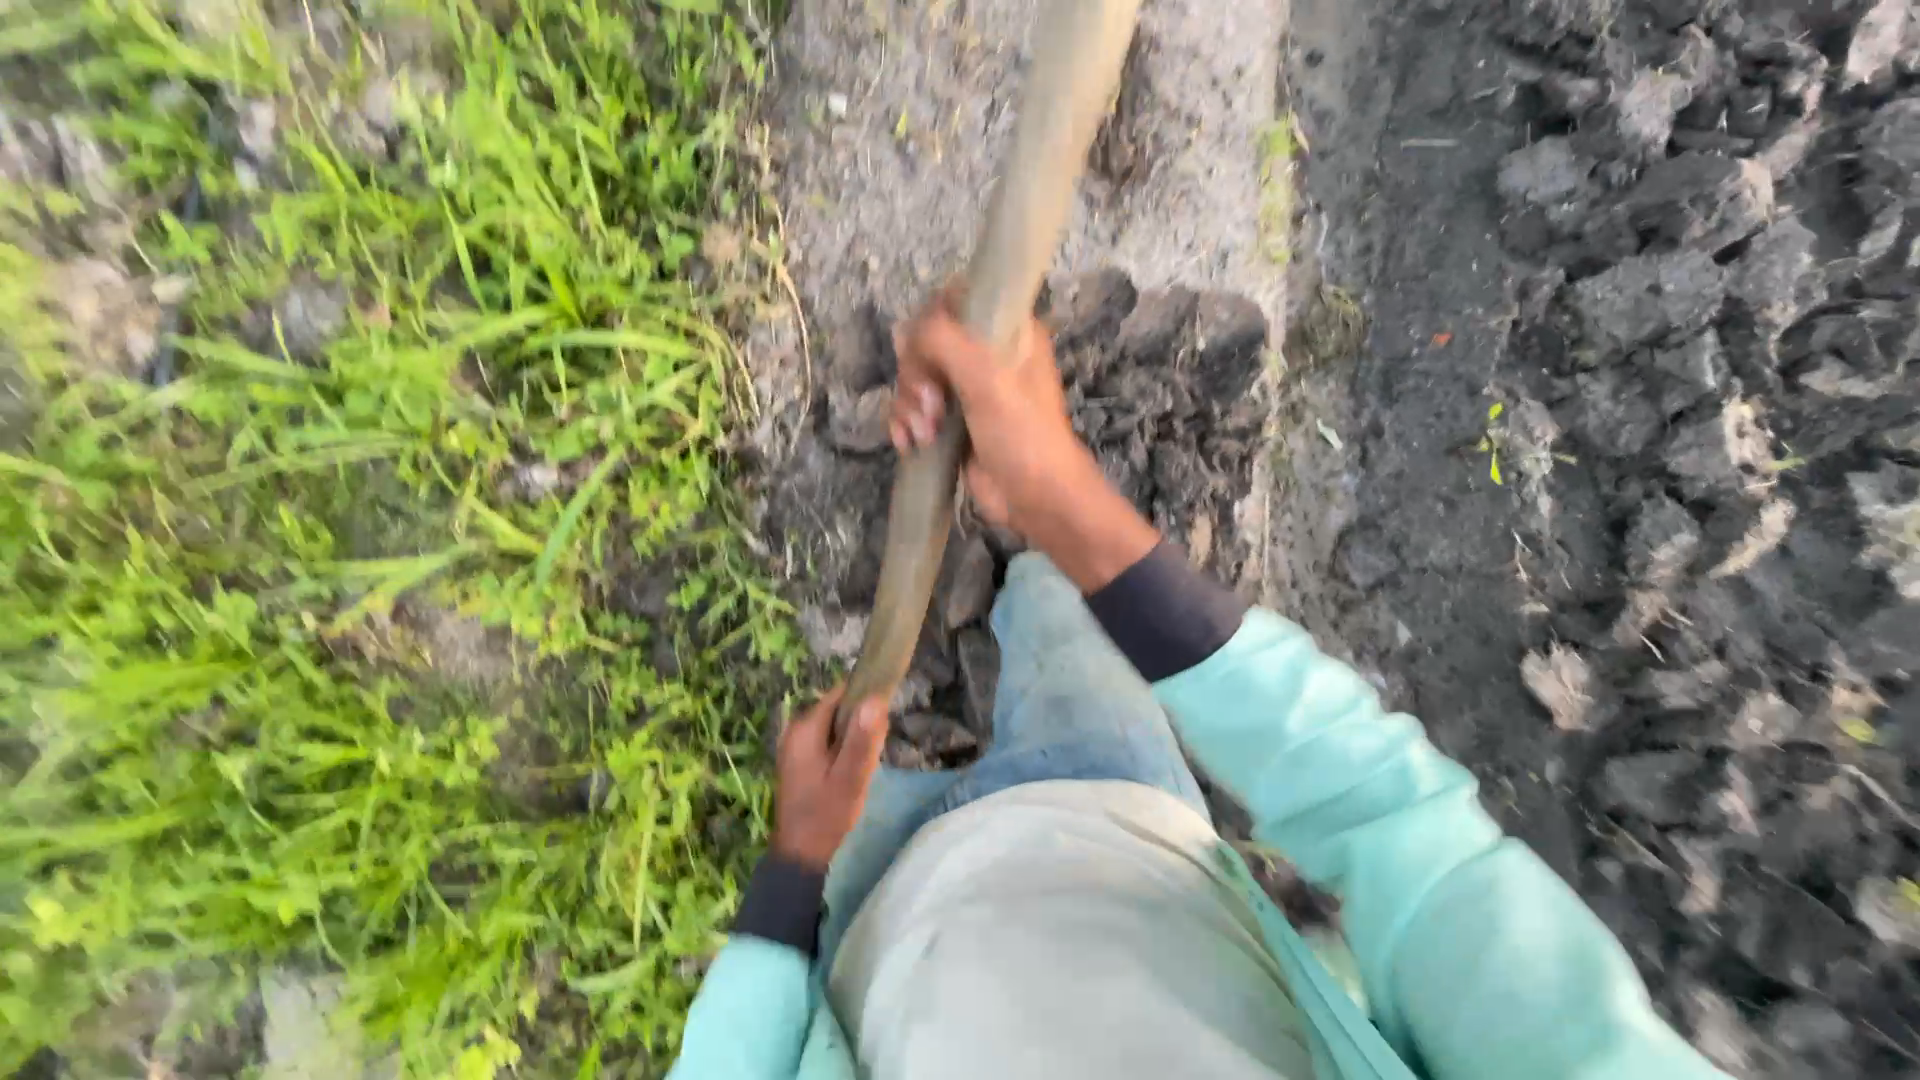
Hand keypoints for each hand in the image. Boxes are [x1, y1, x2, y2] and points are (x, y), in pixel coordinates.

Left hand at [771, 686, 888, 871]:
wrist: (800, 853)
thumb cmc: (826, 814)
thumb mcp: (851, 777)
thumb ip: (862, 739)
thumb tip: (876, 699)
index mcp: (805, 728)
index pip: (841, 692)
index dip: (865, 699)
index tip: (883, 721)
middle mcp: (795, 729)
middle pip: (838, 709)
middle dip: (860, 724)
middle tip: (873, 753)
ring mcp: (794, 745)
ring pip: (835, 727)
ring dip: (853, 740)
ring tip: (863, 766)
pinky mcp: (798, 759)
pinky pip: (827, 742)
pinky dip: (842, 750)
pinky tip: (850, 773)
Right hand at [889, 291, 1159, 591]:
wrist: (1035, 499)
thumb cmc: (1022, 434)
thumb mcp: (987, 377)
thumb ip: (943, 341)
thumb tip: (904, 331)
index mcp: (1007, 331)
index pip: (956, 299)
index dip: (932, 320)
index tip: (928, 349)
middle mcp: (985, 355)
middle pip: (925, 340)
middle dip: (917, 374)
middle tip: (933, 405)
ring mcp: (965, 390)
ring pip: (914, 377)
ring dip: (909, 405)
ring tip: (925, 434)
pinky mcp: (950, 423)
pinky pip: (912, 410)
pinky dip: (905, 424)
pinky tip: (910, 443)